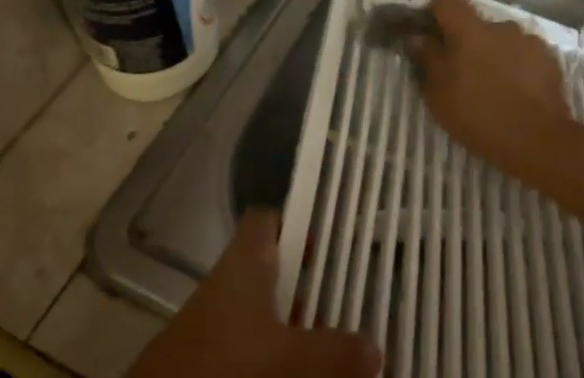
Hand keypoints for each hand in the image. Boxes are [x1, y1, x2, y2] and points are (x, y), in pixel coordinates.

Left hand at [126, 210, 379, 377]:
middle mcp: (228, 288)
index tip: (334, 239)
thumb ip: (336, 351)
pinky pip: (254, 350)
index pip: (268, 220)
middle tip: (352, 300)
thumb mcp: (289, 359)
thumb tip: (374, 348)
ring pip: (267, 317)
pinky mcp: (209, 362)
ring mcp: (215, 329)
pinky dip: (279, 359)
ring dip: (299, 329)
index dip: (299, 222)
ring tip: (339, 345)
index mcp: (244, 265)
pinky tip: (304, 372)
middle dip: (313, 287)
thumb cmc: (224, 367)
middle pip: (276, 273)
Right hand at [409, 0, 577, 175]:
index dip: (437, 10)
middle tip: (465, 75)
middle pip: (477, 24)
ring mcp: (529, 41)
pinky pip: (525, 54)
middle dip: (469, 43)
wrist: (538, 140)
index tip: (433, 34)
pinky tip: (519, 94)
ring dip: (495, 55)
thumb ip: (428, 60)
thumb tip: (418, 37)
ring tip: (496, 88)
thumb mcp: (439, 95)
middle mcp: (501, 26)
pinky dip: (519, 67)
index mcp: (470, 30)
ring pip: (502, 40)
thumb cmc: (480, 117)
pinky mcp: (549, 58)